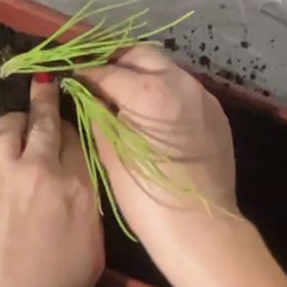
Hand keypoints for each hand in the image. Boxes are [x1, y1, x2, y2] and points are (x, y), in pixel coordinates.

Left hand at [0, 75, 104, 286]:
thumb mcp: (91, 256)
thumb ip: (88, 216)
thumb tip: (79, 198)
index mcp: (82, 190)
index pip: (80, 142)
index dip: (75, 127)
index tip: (73, 120)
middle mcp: (46, 170)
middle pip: (48, 123)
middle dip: (48, 100)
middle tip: (47, 85)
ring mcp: (8, 172)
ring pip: (12, 127)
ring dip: (17, 119)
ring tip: (18, 118)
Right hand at [74, 46, 244, 278]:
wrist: (200, 230)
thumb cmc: (146, 196)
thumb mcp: (110, 152)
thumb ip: (96, 113)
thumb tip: (86, 93)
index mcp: (151, 90)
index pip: (108, 71)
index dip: (84, 74)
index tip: (70, 79)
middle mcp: (182, 83)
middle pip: (141, 57)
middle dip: (116, 64)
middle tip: (95, 83)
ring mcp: (204, 98)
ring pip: (166, 71)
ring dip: (142, 77)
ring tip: (121, 99)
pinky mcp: (216, 115)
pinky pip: (184, 92)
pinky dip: (164, 94)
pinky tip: (151, 117)